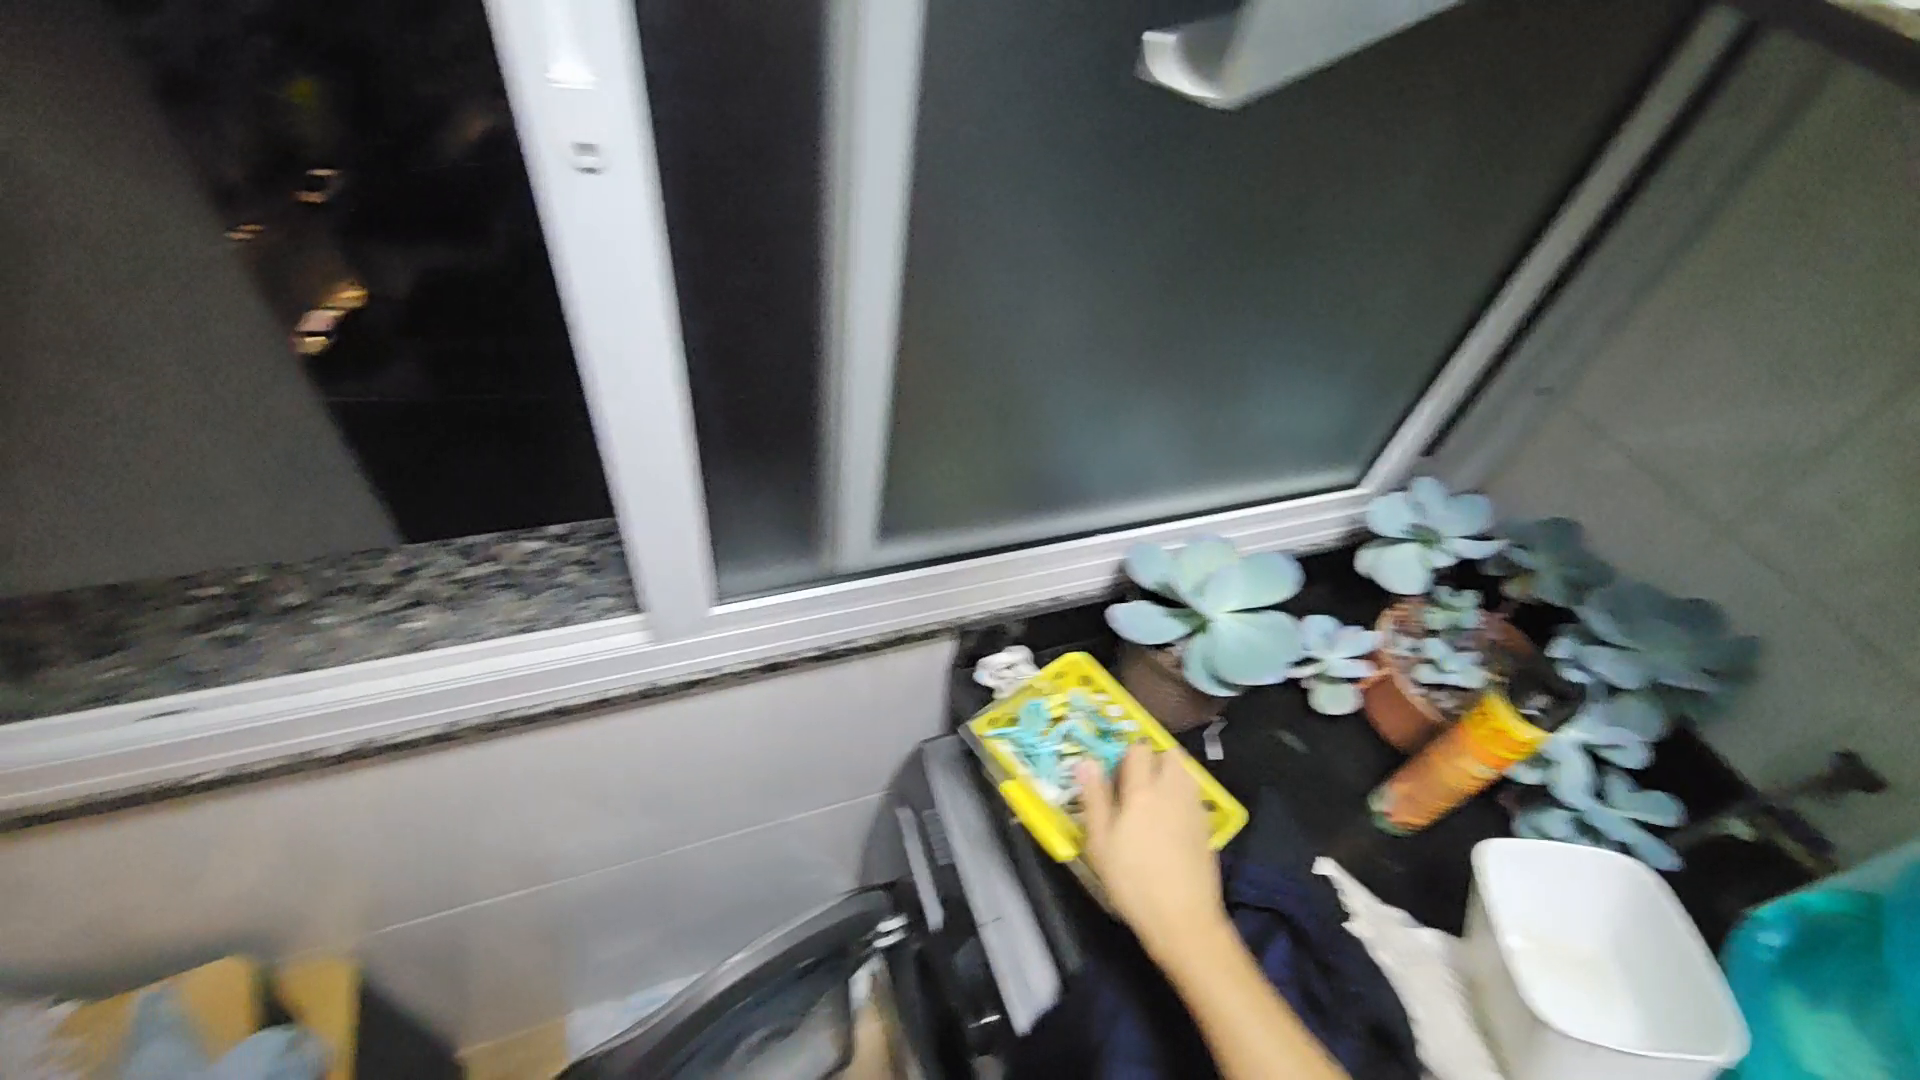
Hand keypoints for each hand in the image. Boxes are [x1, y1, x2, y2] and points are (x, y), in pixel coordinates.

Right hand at [1077, 744, 1227, 958]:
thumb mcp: (1101, 843)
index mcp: (1142, 792)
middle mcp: (1172, 792)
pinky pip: (1195, 796)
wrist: (1183, 918)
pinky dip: (1183, 797)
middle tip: (1136, 782)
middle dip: (1155, 759)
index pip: (1139, 749)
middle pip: (1171, 754)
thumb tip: (1086, 761)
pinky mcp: (1207, 827)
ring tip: (1154, 800)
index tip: (1115, 774)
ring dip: (1171, 774)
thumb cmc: (1132, 881)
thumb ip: (1094, 798)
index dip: (1126, 755)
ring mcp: (1194, 809)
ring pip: (1187, 772)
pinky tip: (1170, 823)